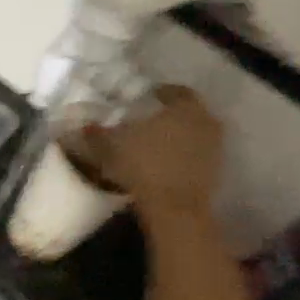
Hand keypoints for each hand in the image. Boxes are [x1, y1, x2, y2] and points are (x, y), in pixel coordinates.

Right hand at [82, 84, 224, 217]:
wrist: (175, 208)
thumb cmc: (143, 166)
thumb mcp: (110, 147)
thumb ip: (97, 133)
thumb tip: (84, 126)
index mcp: (184, 106)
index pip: (174, 90)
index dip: (158, 93)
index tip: (143, 99)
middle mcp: (206, 121)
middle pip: (187, 112)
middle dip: (168, 115)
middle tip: (146, 121)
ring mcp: (215, 148)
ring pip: (193, 134)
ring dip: (177, 137)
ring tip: (152, 145)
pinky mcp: (215, 172)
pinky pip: (196, 156)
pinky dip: (182, 157)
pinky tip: (162, 165)